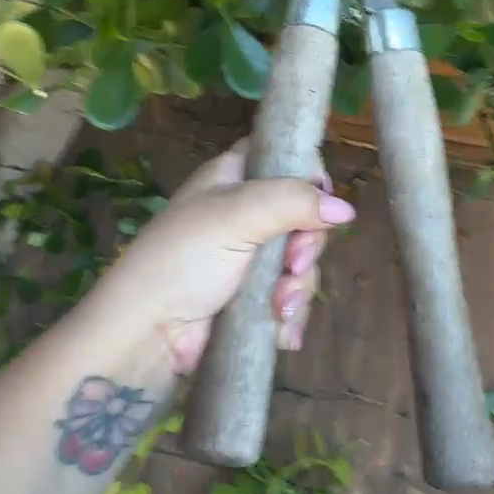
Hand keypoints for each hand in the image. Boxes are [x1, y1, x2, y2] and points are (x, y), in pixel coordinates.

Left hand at [91, 143, 354, 373]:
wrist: (146, 335)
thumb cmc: (185, 259)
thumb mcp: (237, 216)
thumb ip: (294, 202)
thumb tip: (347, 210)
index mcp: (233, 177)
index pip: (285, 158)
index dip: (310, 176)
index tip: (320, 204)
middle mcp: (243, 212)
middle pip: (304, 214)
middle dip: (307, 245)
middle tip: (294, 265)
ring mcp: (248, 257)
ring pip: (300, 260)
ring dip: (299, 287)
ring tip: (278, 310)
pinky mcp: (251, 297)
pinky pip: (291, 296)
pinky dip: (291, 314)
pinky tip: (282, 331)